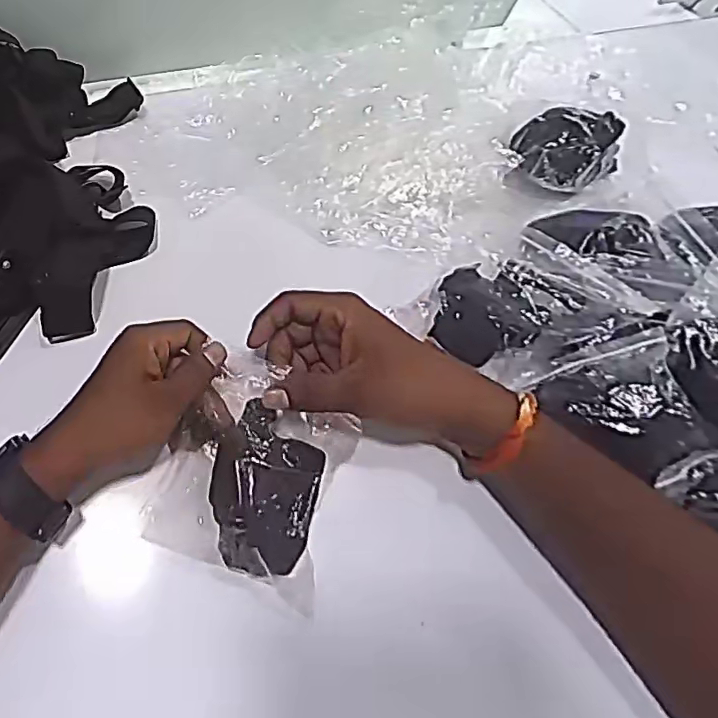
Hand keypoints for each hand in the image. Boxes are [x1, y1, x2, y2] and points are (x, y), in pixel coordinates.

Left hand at [24, 321, 225, 497]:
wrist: (78, 452)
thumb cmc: (112, 424)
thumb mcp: (169, 399)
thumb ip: (197, 373)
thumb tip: (215, 352)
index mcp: (143, 341)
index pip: (190, 334)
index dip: (209, 359)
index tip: (219, 383)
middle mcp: (135, 350)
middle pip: (183, 358)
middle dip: (200, 389)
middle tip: (213, 414)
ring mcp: (130, 371)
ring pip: (173, 380)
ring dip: (187, 405)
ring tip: (193, 430)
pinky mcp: (127, 392)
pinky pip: (159, 394)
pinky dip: (170, 412)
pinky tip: (176, 435)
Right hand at [248, 291, 517, 456]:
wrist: (462, 411)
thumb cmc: (419, 385)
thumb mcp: (354, 390)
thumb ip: (305, 392)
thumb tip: (270, 395)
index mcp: (342, 311)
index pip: (289, 305)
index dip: (267, 324)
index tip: (255, 348)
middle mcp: (341, 323)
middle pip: (292, 330)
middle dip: (281, 356)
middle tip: (279, 383)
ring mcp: (347, 346)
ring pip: (302, 353)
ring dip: (295, 374)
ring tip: (298, 397)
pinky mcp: (353, 367)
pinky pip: (317, 370)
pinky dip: (309, 384)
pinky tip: (310, 402)